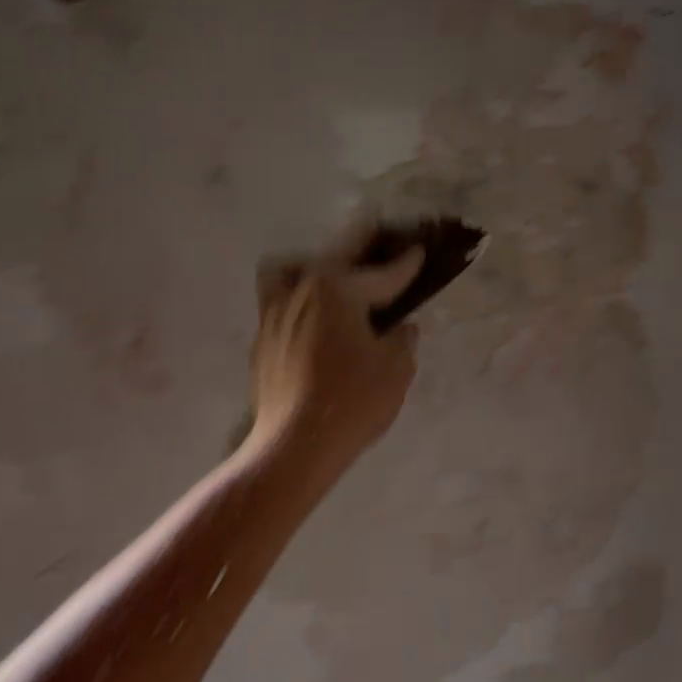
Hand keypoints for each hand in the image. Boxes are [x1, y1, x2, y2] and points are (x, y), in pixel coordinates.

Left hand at [245, 220, 422, 475]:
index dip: (406, 263)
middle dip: (361, 244)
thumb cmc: (352, 403)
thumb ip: (401, 340)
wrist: (295, 444)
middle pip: (334, 255)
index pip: (382, 273)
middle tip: (379, 237)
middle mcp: (301, 289)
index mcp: (337, 288)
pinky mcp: (262, 341)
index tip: (419, 250)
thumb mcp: (395, 371)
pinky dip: (300, 301)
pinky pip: (281, 304)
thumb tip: (401, 327)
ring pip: (289, 271)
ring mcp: (274, 313)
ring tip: (331, 281)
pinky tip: (314, 321)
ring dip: (313, 267)